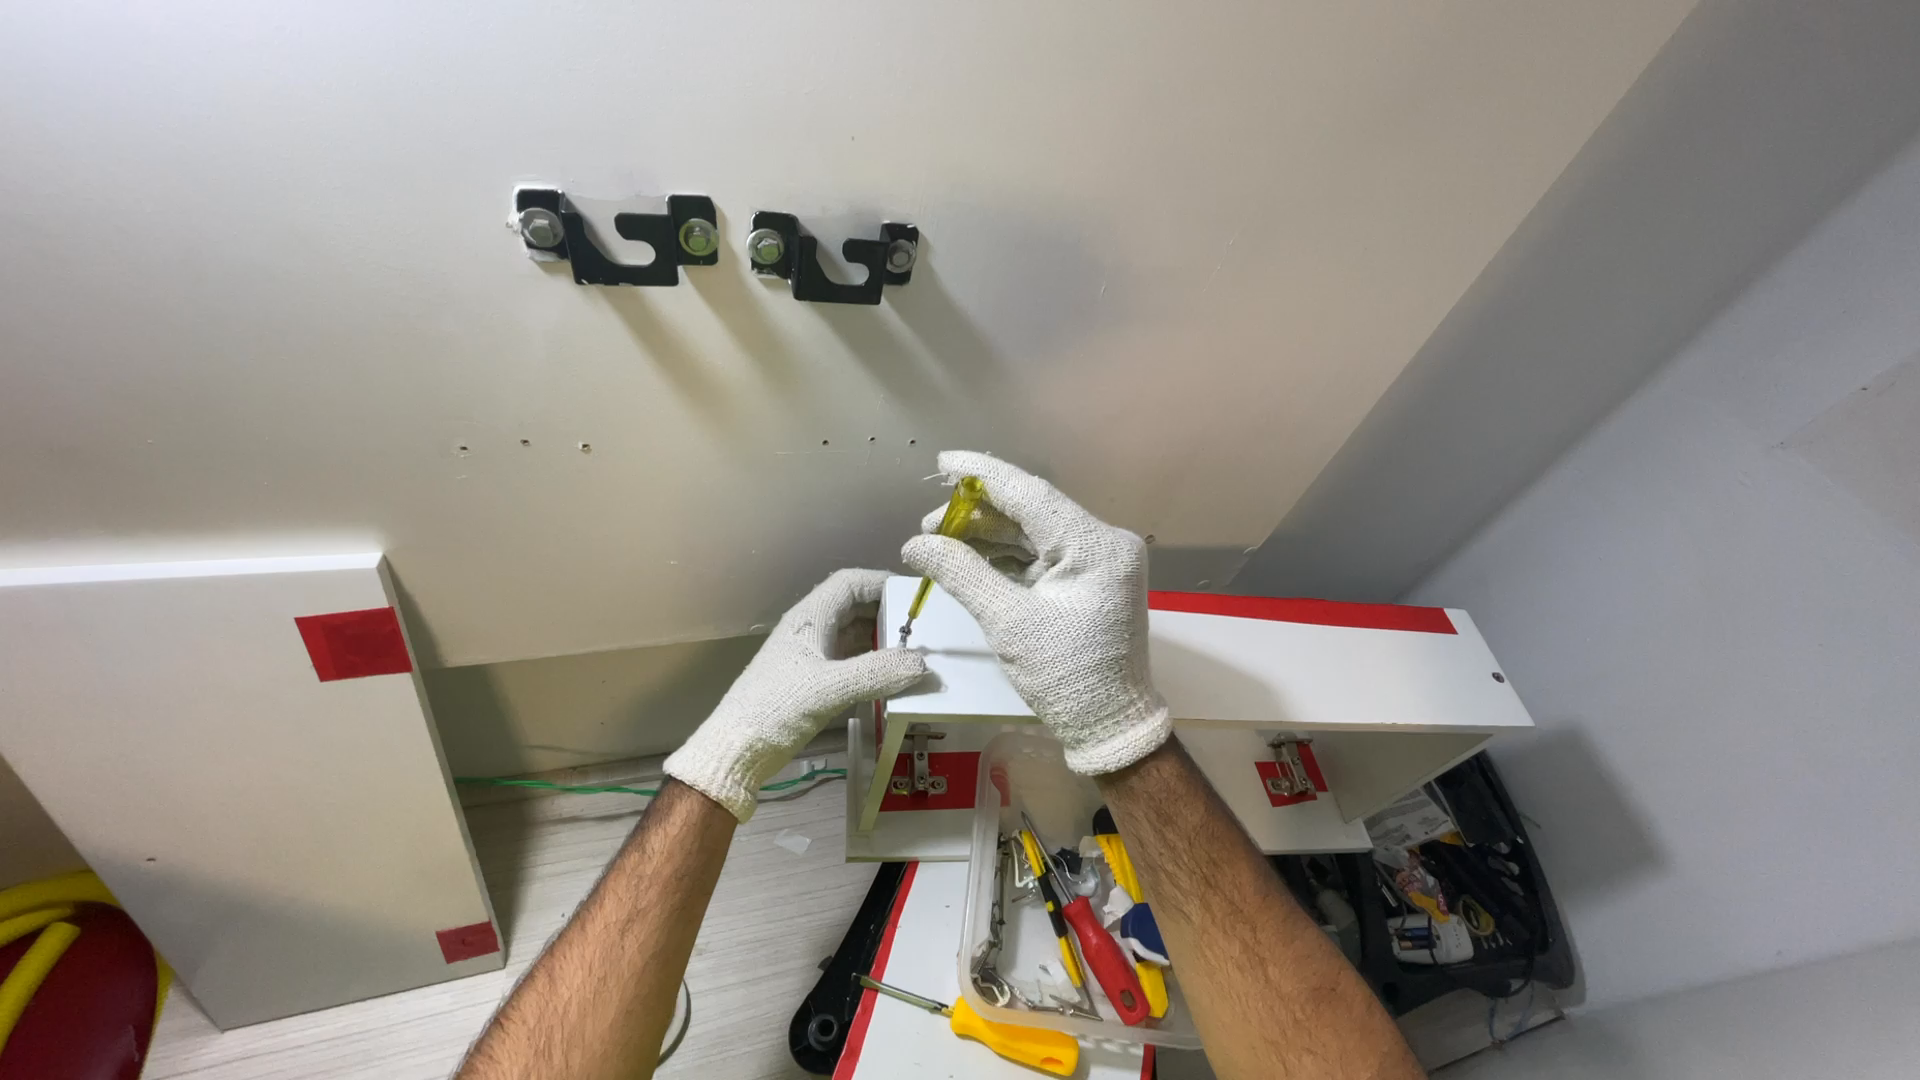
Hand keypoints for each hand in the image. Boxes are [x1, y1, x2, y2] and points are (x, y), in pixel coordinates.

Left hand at [664, 569, 927, 820]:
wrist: (735, 753)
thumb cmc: (774, 710)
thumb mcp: (827, 689)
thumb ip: (875, 674)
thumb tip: (923, 663)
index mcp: (809, 618)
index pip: (850, 583)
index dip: (882, 583)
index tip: (916, 595)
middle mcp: (811, 630)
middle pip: (855, 607)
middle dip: (889, 612)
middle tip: (925, 627)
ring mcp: (812, 656)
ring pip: (855, 635)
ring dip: (883, 640)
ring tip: (916, 652)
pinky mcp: (814, 681)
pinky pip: (852, 662)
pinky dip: (874, 664)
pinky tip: (894, 678)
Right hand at [900, 451, 1169, 774]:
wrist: (1109, 725)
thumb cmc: (1064, 676)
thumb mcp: (1008, 622)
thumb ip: (962, 573)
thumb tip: (915, 544)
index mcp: (1095, 545)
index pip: (1031, 493)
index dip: (982, 474)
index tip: (943, 462)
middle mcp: (1103, 542)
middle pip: (1031, 511)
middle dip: (977, 513)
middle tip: (928, 523)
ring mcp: (1099, 560)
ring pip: (1034, 532)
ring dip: (988, 535)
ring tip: (939, 539)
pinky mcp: (1090, 578)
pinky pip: (1042, 554)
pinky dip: (1006, 555)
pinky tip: (968, 555)